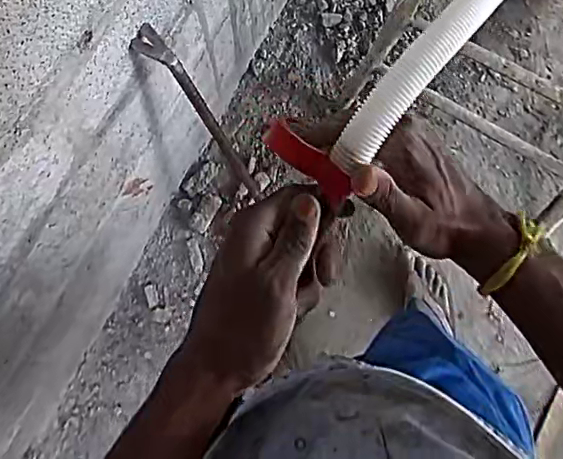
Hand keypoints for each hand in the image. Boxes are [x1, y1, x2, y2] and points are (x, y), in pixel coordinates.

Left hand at [170, 186, 339, 395]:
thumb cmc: (242, 328)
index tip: (345, 219)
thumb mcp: (279, 281)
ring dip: (311, 272)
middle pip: (304, 220)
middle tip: (323, 274)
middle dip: (319, 247)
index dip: (323, 204)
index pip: (297, 194)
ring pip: (303, 248)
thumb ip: (297, 238)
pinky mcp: (265, 276)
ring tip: (300, 298)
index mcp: (255, 224)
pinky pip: (295, 270)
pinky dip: (301, 287)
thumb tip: (312, 199)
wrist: (218, 369)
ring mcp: (260, 255)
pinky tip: (293, 307)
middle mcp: (256, 233)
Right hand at [302, 116, 517, 281]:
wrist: (478, 227)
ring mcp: (408, 128)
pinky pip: (372, 132)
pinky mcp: (409, 136)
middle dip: (323, 133)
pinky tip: (340, 157)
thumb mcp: (413, 221)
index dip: (319, 132)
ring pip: (360, 126)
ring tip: (310, 150)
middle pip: (351, 122)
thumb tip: (358, 175)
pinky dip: (352, 140)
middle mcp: (405, 126)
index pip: (350, 128)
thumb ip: (385, 196)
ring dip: (335, 137)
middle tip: (295, 144)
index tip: (294, 136)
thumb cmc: (447, 227)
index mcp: (404, 141)